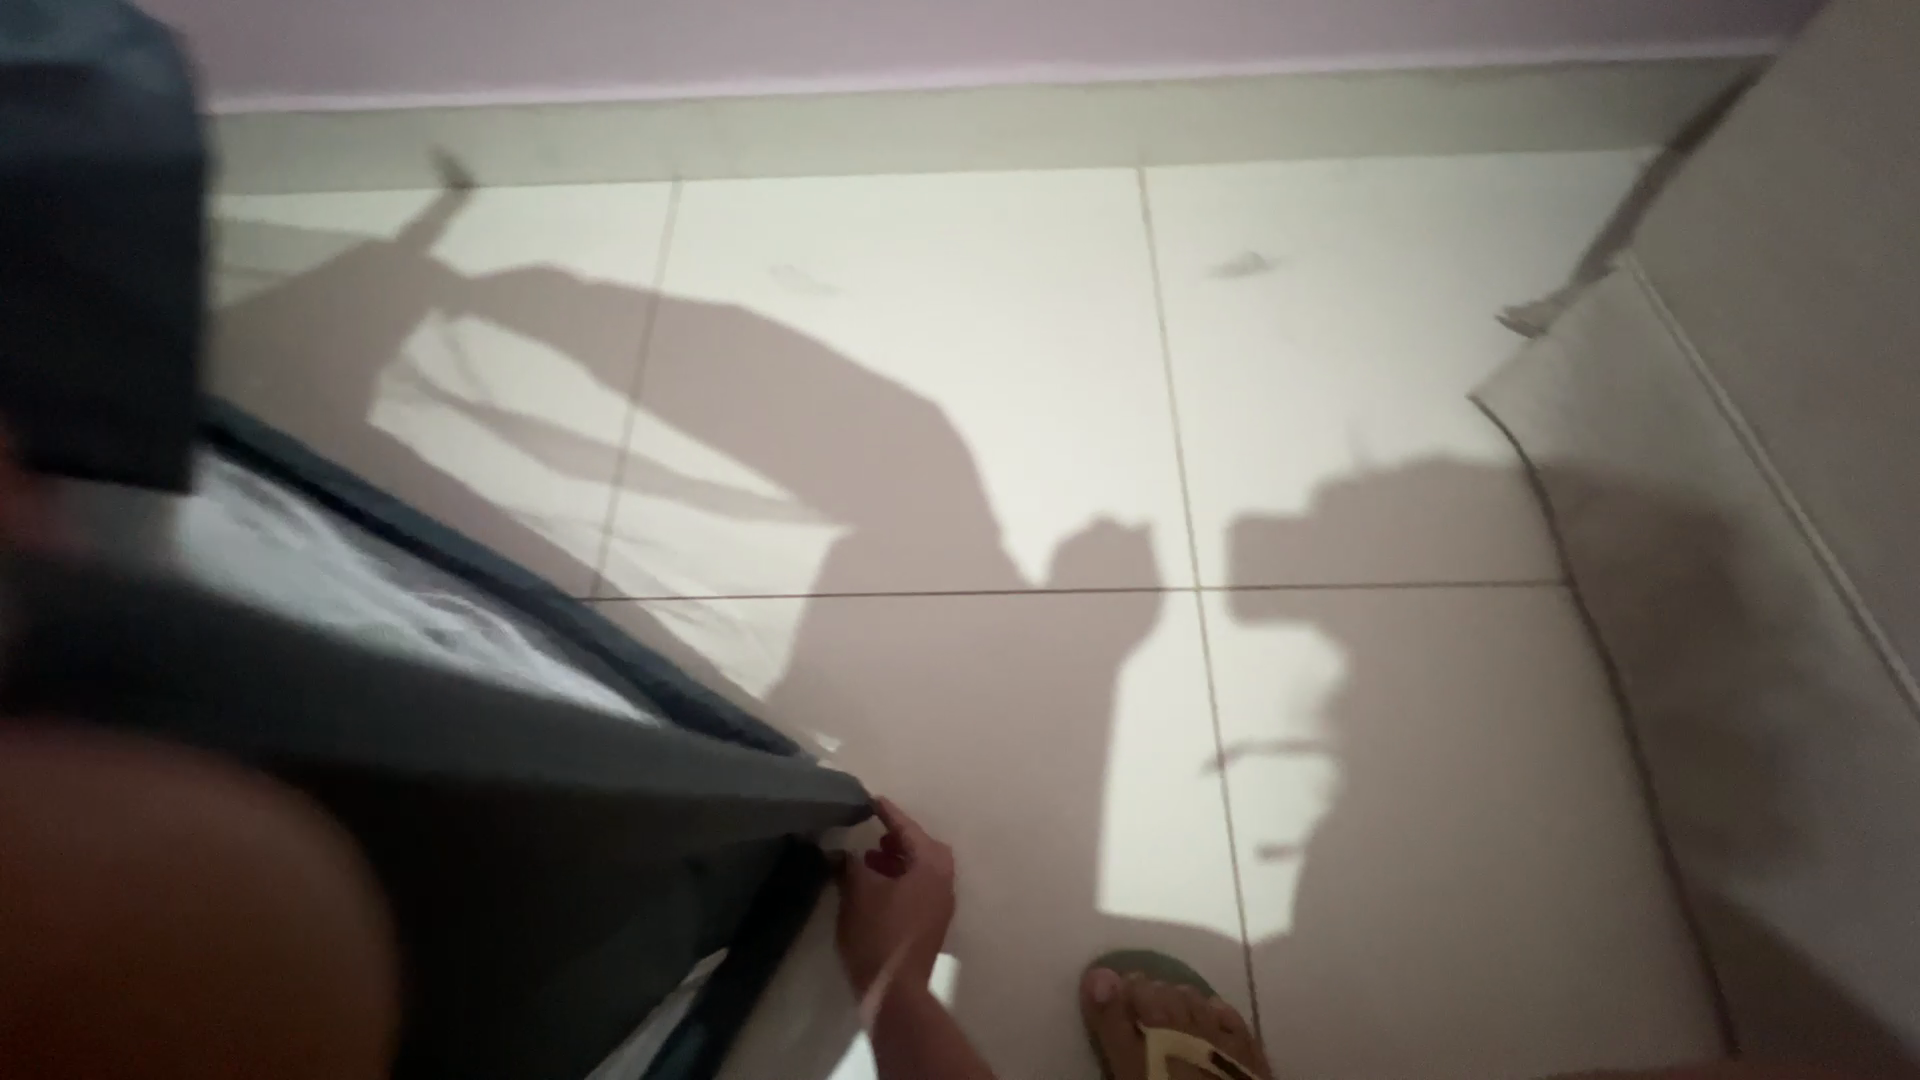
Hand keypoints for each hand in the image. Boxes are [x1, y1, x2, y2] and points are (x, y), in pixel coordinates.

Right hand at [836, 797, 955, 1006]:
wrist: (895, 993)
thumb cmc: (878, 934)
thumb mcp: (857, 892)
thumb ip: (848, 864)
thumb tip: (839, 851)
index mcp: (931, 864)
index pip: (907, 828)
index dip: (887, 813)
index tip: (872, 799)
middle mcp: (943, 879)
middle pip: (920, 847)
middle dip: (897, 838)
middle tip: (874, 830)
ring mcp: (941, 903)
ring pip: (919, 869)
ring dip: (896, 860)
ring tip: (869, 857)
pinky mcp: (932, 923)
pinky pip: (917, 887)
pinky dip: (899, 879)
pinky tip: (875, 886)